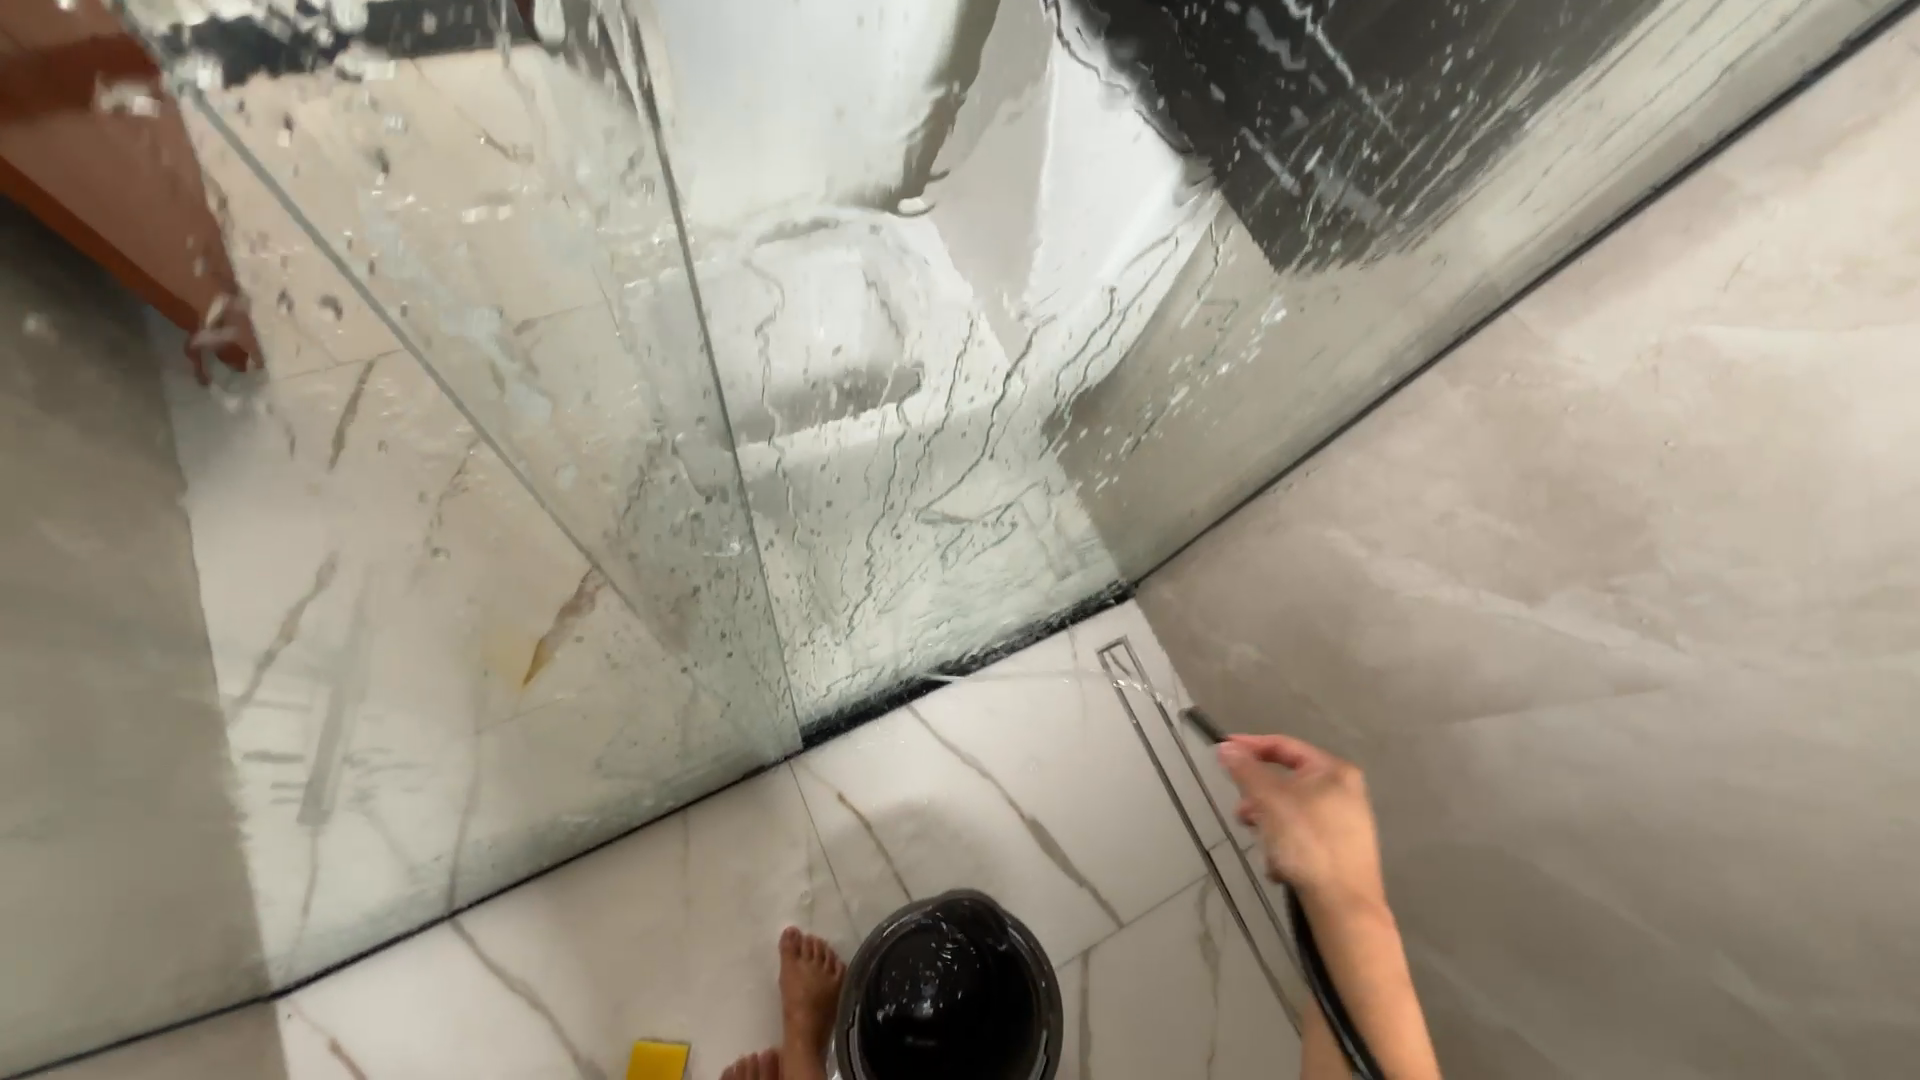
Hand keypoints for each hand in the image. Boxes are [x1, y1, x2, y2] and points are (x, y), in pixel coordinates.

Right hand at [1217, 734, 1386, 914]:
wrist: (1344, 906)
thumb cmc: (1307, 842)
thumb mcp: (1269, 800)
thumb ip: (1245, 770)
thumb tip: (1226, 748)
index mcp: (1333, 771)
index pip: (1283, 745)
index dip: (1249, 746)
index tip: (1222, 752)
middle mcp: (1344, 792)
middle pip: (1286, 782)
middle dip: (1258, 799)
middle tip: (1241, 813)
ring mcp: (1345, 823)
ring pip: (1290, 812)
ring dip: (1268, 826)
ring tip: (1262, 845)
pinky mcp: (1342, 851)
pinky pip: (1302, 835)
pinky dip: (1285, 846)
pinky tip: (1279, 866)